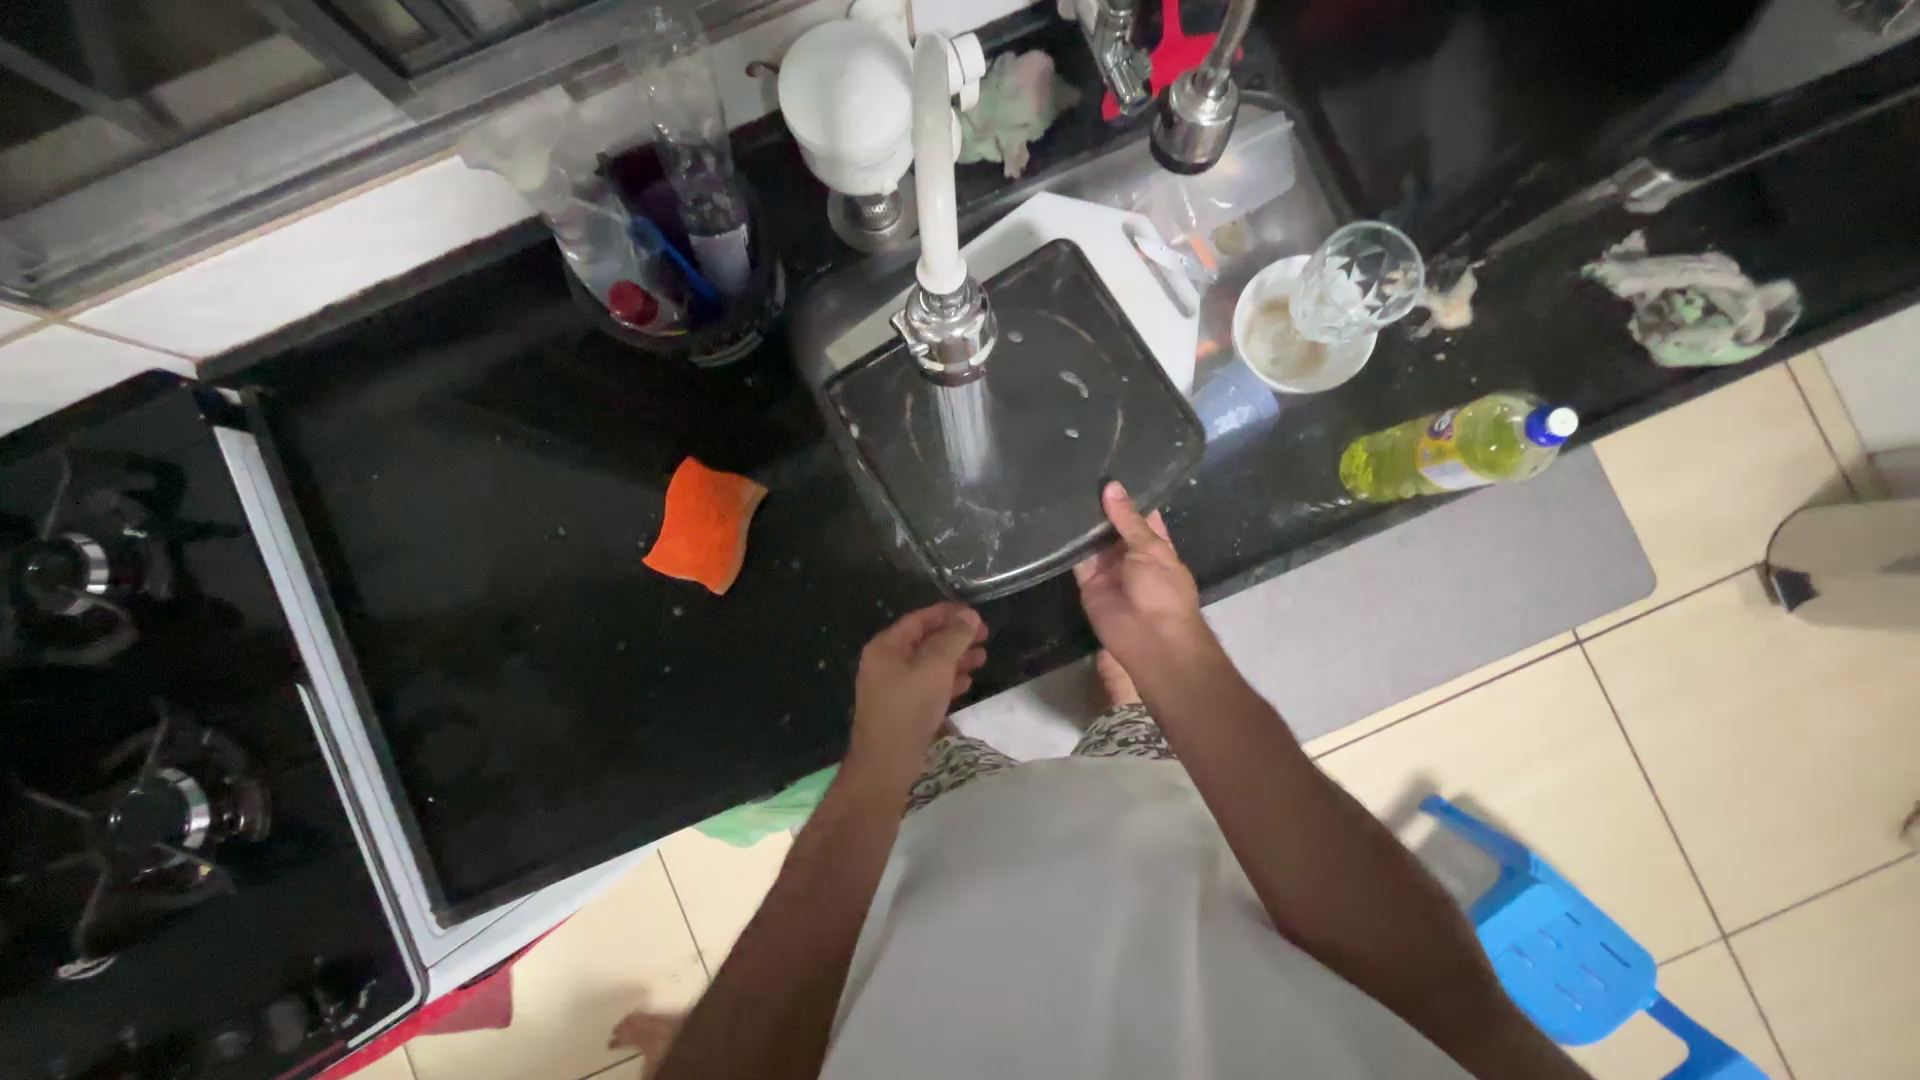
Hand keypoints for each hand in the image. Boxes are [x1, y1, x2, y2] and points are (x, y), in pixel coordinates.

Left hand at [847, 602, 987, 780]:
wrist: (887, 762)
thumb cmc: (909, 706)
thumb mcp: (935, 666)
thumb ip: (953, 638)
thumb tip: (969, 614)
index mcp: (886, 647)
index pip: (918, 620)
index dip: (947, 613)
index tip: (973, 612)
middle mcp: (885, 664)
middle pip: (924, 642)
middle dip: (955, 638)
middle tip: (984, 635)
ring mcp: (892, 688)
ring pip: (928, 665)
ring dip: (955, 659)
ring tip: (983, 657)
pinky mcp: (902, 709)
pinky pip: (927, 686)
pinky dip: (947, 681)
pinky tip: (968, 682)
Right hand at [1073, 482, 1209, 670]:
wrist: (1151, 638)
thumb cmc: (1163, 590)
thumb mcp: (1151, 548)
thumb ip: (1128, 519)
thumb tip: (1112, 487)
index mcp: (1155, 546)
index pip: (1140, 515)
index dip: (1127, 496)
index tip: (1110, 469)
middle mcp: (1130, 555)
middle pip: (1112, 527)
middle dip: (1100, 507)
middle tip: (1079, 474)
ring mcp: (1108, 570)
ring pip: (1092, 542)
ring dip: (1082, 524)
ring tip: (1064, 490)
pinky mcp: (1088, 584)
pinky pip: (1076, 561)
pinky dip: (1068, 545)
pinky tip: (1055, 520)